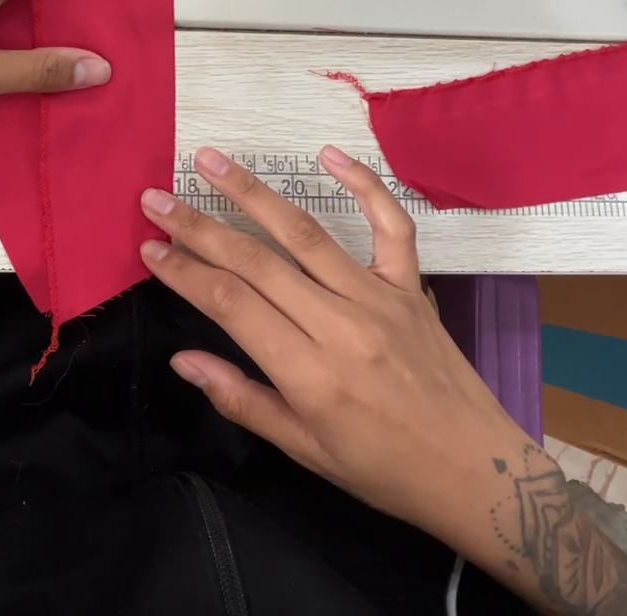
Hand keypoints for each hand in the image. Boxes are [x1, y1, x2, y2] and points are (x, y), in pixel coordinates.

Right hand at [138, 146, 532, 541]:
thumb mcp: (306, 451)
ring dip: (252, 193)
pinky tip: (329, 154)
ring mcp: (379, 297)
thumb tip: (182, 359)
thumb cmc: (383, 470)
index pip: (231, 304)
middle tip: (156, 197)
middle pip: (256, 262)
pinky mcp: (410, 286)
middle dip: (198, 226)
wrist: (477, 473)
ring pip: (305, 233)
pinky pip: (390, 226)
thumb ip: (242, 400)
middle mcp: (340, 325)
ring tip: (211, 160)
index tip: (149, 246)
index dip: (184, 272)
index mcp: (310, 373)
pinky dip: (364, 185)